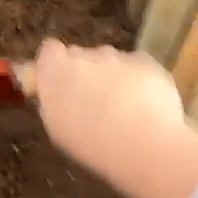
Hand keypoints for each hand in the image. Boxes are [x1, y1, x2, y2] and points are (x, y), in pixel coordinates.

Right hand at [32, 40, 197, 197]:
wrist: (142, 147)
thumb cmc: (90, 146)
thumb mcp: (59, 130)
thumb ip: (54, 103)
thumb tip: (53, 94)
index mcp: (55, 73)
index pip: (48, 50)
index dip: (53, 64)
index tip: (58, 84)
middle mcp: (86, 57)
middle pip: (82, 55)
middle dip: (86, 72)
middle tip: (93, 105)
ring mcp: (120, 59)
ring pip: (112, 62)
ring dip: (113, 77)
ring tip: (123, 111)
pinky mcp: (150, 66)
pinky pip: (139, 70)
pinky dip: (140, 83)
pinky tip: (147, 111)